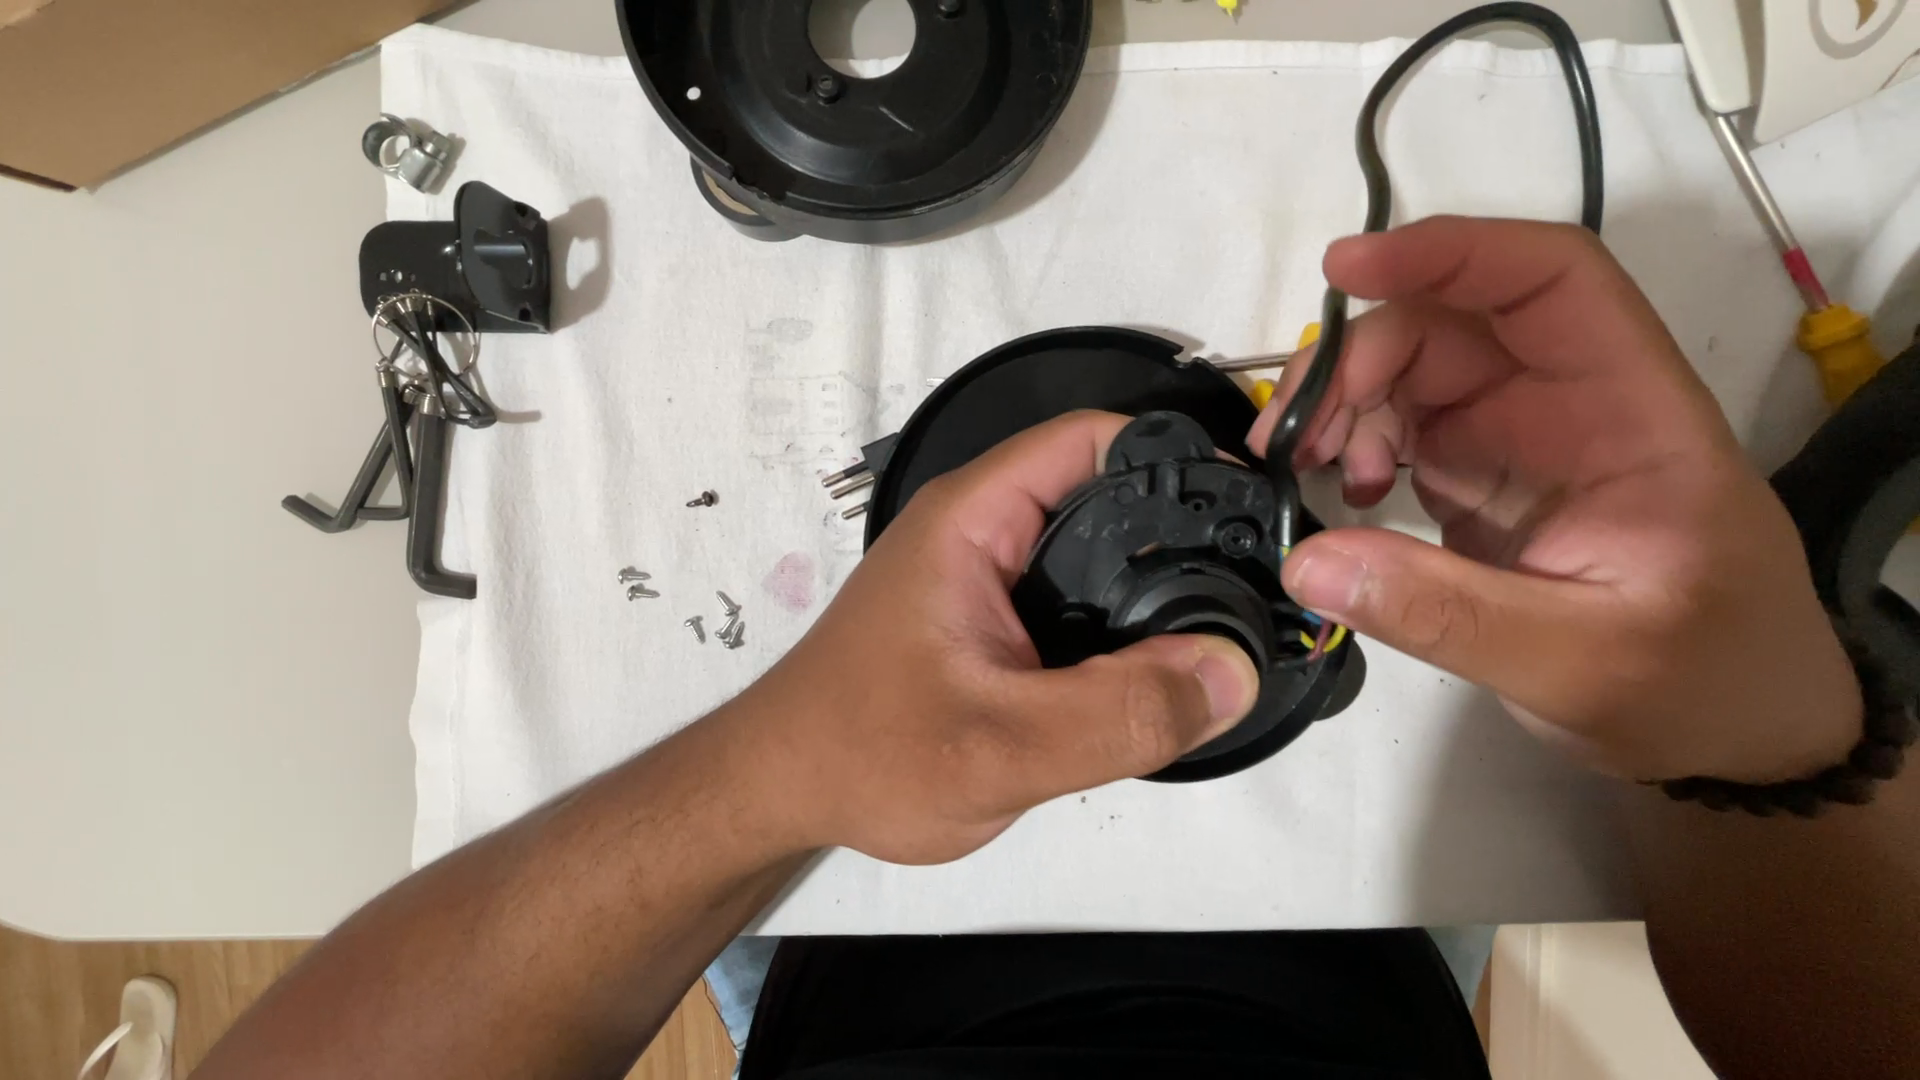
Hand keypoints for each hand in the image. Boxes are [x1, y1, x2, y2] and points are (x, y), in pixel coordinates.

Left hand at [725, 412, 1260, 865]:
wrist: (787, 787)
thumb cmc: (866, 756)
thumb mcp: (1000, 748)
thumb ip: (1119, 714)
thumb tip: (1231, 672)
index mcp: (972, 519)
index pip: (1089, 440)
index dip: (1176, 457)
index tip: (1251, 506)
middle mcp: (978, 530)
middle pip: (1101, 498)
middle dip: (1179, 534)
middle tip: (1255, 587)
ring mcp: (981, 576)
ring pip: (1091, 559)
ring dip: (1151, 591)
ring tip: (1222, 634)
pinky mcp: (986, 619)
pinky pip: (1072, 605)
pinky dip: (1117, 630)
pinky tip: (1153, 672)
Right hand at [1255, 217, 1858, 783]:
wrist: (1720, 731)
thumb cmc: (1697, 684)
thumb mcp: (1579, 661)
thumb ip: (1442, 612)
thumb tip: (1304, 560)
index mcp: (1628, 413)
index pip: (1547, 282)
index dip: (1448, 255)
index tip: (1344, 269)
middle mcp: (1564, 407)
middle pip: (1444, 328)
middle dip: (1353, 362)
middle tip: (1288, 436)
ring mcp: (1511, 442)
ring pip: (1406, 376)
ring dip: (1338, 407)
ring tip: (1303, 469)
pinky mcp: (1470, 480)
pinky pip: (1392, 432)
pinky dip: (1347, 449)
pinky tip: (1341, 494)